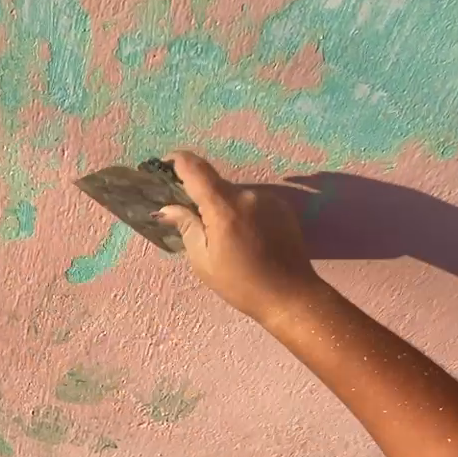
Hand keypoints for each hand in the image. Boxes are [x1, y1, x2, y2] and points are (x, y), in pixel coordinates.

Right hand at [154, 151, 330, 324]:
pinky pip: (252, 202)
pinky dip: (242, 212)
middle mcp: (247, 195)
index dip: (177, 160)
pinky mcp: (282, 206)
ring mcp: (267, 198)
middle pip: (215, 183)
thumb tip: (167, 208)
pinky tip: (246, 237)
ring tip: (224, 236)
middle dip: (200, 195)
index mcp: (224, 208)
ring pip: (234, 194)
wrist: (291, 296)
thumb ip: (186, 227)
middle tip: (193, 219)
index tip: (166, 165)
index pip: (195, 168)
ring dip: (223, 206)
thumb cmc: (241, 284)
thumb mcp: (204, 261)